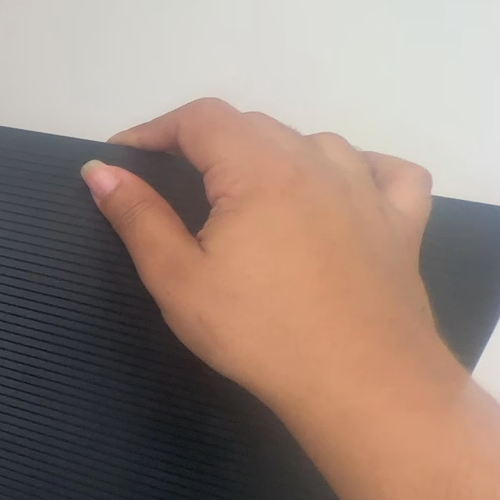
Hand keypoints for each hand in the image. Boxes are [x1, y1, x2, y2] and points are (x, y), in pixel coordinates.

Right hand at [82, 98, 464, 422]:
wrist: (358, 380)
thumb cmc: (251, 328)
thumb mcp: (173, 274)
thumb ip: (137, 215)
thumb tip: (99, 169)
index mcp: (260, 173)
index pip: (202, 119)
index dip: (153, 130)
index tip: (118, 158)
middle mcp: (319, 166)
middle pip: (251, 126)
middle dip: (195, 142)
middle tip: (156, 182)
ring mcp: (368, 191)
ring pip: (309, 142)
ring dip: (259, 152)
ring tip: (228, 191)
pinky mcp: (400, 222)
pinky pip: (379, 169)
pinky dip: (344, 166)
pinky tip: (323, 188)